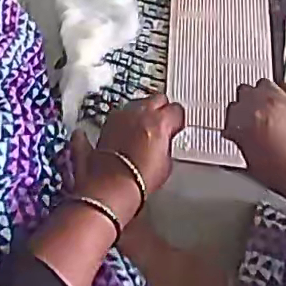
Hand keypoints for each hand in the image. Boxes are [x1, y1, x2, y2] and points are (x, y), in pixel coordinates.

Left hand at [70, 94, 182, 219]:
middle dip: (161, 109)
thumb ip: (167, 143)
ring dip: (142, 114)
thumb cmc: (138, 178)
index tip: (176, 126)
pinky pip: (120, 114)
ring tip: (144, 131)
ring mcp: (121, 115)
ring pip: (137, 104)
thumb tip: (165, 140)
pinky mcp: (107, 121)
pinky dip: (124, 121)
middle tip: (163, 124)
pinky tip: (125, 132)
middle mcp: (139, 113)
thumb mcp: (166, 163)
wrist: (112, 185)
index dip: (178, 119)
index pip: (176, 109)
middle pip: (157, 99)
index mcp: (159, 121)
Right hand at [223, 80, 285, 204]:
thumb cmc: (285, 173)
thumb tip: (239, 134)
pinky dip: (283, 92)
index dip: (233, 120)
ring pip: (263, 84)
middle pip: (243, 91)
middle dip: (245, 103)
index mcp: (244, 120)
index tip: (236, 126)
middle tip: (249, 116)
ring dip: (262, 93)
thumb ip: (241, 140)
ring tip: (265, 106)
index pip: (230, 110)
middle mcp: (260, 106)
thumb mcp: (250, 161)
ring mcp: (281, 101)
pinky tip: (283, 102)